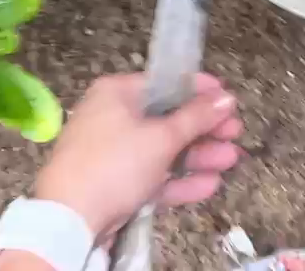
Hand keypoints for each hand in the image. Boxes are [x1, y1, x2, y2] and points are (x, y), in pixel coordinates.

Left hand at [32, 72, 242, 239]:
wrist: (69, 221)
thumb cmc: (114, 163)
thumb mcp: (160, 138)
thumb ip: (196, 118)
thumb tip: (225, 98)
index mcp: (116, 92)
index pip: (164, 83)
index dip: (197, 91)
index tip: (226, 98)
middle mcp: (112, 116)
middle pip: (166, 118)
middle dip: (203, 129)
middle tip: (235, 133)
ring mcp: (112, 152)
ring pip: (162, 150)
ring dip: (196, 156)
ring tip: (231, 159)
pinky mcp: (114, 184)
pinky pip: (151, 175)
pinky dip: (178, 180)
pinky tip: (209, 185)